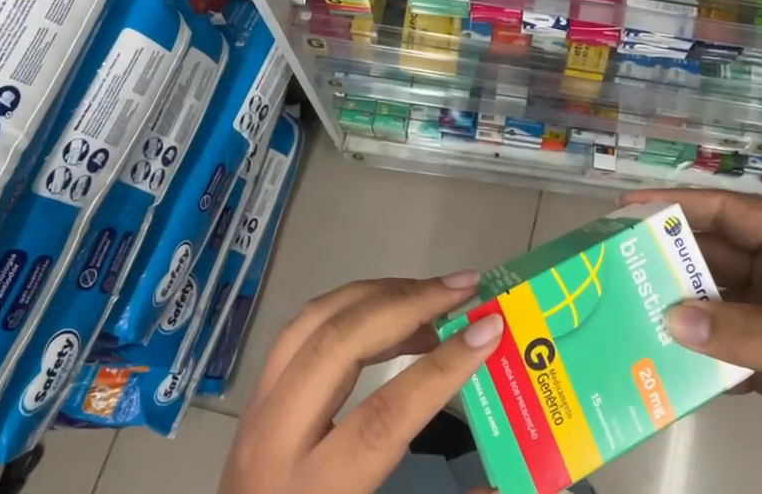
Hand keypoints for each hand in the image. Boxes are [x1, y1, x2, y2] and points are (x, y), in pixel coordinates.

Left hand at [222, 274, 502, 493]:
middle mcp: (276, 439)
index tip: (489, 328)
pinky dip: (351, 305)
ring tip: (434, 293)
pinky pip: (302, 328)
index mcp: (314, 488)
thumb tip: (505, 482)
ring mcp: (258, 410)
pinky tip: (391, 313)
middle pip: (339, 343)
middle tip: (465, 287)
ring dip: (379, 294)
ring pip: (314, 321)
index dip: (441, 368)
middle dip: (408, 304)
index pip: (383, 414)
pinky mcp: (256, 396)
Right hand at [621, 189, 761, 493]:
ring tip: (628, 309)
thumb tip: (670, 315)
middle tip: (618, 260)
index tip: (635, 208)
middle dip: (674, 256)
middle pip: (722, 257)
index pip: (741, 216)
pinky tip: (660, 361)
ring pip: (718, 305)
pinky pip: (723, 351)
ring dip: (679, 307)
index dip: (689, 204)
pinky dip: (693, 354)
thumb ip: (748, 333)